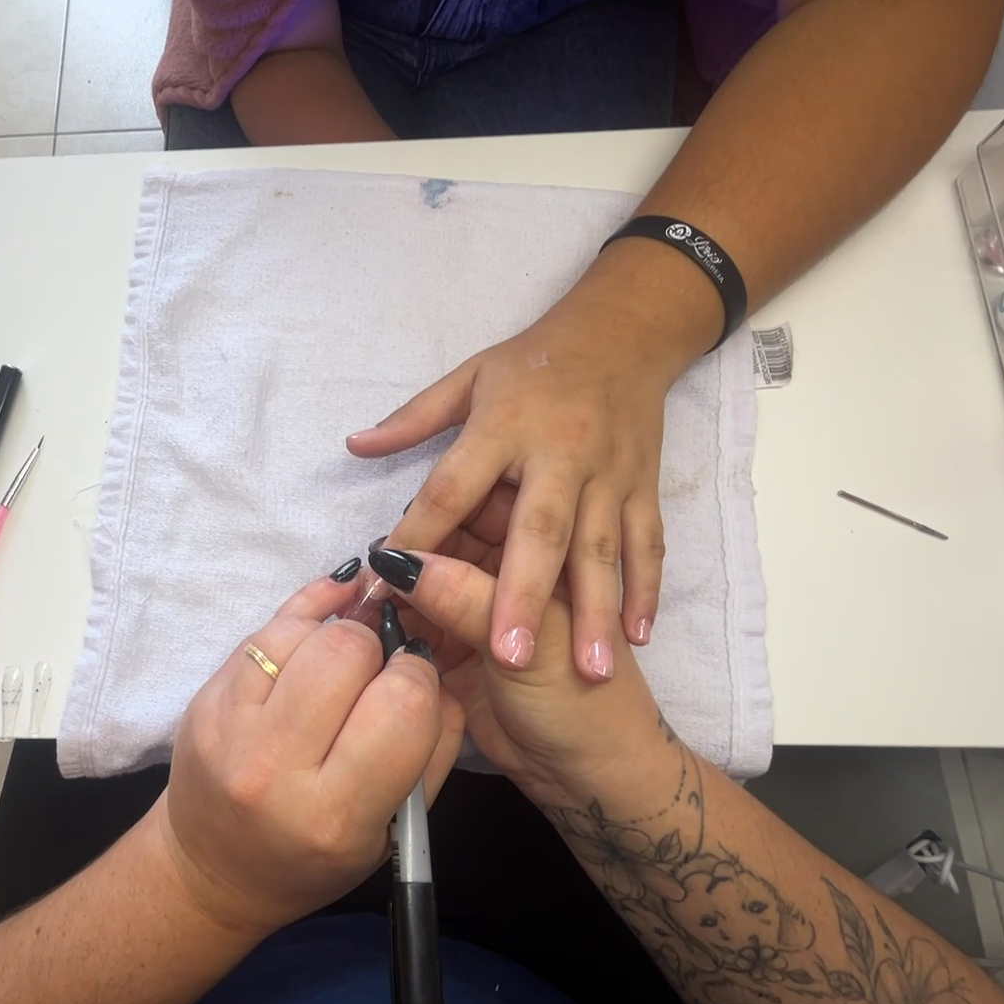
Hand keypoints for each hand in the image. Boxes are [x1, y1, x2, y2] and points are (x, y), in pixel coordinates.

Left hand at [157, 569, 463, 936]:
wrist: (214, 868)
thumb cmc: (315, 857)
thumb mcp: (393, 829)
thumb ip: (434, 748)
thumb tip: (433, 663)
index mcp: (335, 815)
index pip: (402, 707)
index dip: (419, 676)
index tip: (413, 678)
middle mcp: (274, 768)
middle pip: (345, 650)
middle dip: (374, 647)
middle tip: (372, 671)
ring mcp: (229, 728)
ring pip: (300, 630)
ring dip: (332, 634)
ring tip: (336, 665)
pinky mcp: (204, 698)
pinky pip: (263, 631)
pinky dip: (298, 626)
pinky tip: (314, 635)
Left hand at [347, 290, 695, 680]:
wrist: (622, 334)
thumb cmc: (531, 363)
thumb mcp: (467, 379)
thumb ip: (412, 420)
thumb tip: (353, 445)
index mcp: (503, 427)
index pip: (452, 487)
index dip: (420, 534)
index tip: (391, 585)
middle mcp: (558, 453)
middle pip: (538, 528)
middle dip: (524, 593)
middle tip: (511, 657)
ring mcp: (609, 472)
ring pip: (602, 546)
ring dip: (597, 608)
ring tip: (590, 668)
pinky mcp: (646, 485)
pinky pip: (649, 541)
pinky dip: (648, 587)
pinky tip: (640, 636)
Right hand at [367, 542, 671, 805]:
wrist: (587, 777)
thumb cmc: (583, 698)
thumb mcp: (532, 640)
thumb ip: (466, 596)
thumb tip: (394, 561)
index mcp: (533, 550)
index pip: (474, 513)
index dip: (431, 519)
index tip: (386, 543)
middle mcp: (498, 570)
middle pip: (436, 546)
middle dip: (401, 560)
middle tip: (362, 580)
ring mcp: (469, 609)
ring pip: (417, 586)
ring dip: (389, 594)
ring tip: (354, 607)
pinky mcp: (446, 647)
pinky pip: (408, 624)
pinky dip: (387, 625)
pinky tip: (362, 629)